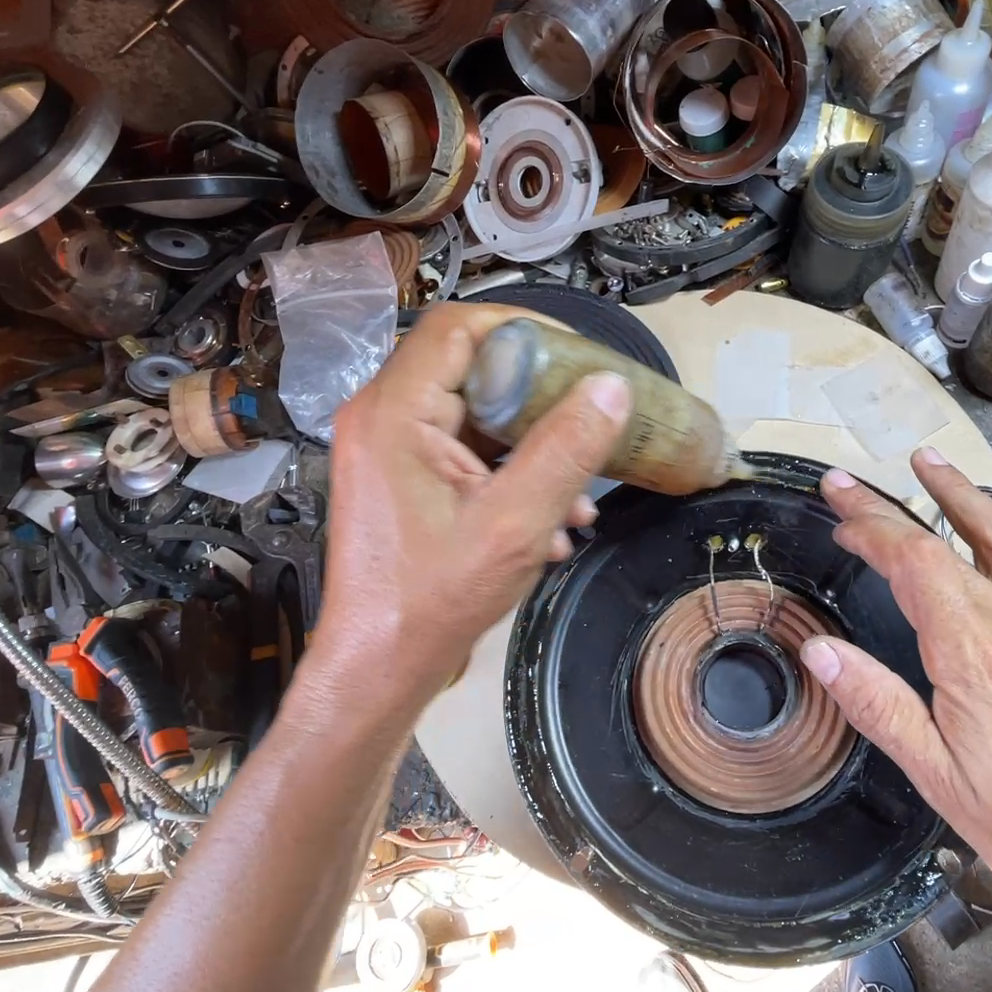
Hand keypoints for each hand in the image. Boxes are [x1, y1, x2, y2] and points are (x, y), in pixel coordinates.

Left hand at [311, 304, 630, 706]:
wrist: (380, 664)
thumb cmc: (434, 598)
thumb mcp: (515, 523)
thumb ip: (566, 450)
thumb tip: (612, 389)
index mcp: (395, 412)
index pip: (458, 327)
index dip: (524, 330)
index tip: (579, 357)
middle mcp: (382, 417)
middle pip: (469, 367)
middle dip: (538, 397)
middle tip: (588, 419)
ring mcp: (389, 449)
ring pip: (473, 413)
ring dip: (531, 445)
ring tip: (576, 496)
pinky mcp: (401, 477)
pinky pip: (464, 450)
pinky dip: (510, 473)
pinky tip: (550, 521)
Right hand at [798, 447, 991, 991]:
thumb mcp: (947, 787)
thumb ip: (881, 708)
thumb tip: (821, 653)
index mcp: (979, 657)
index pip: (913, 560)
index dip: (869, 522)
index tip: (839, 500)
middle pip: (958, 537)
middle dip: (901, 502)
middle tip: (864, 480)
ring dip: (968, 493)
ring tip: (936, 464)